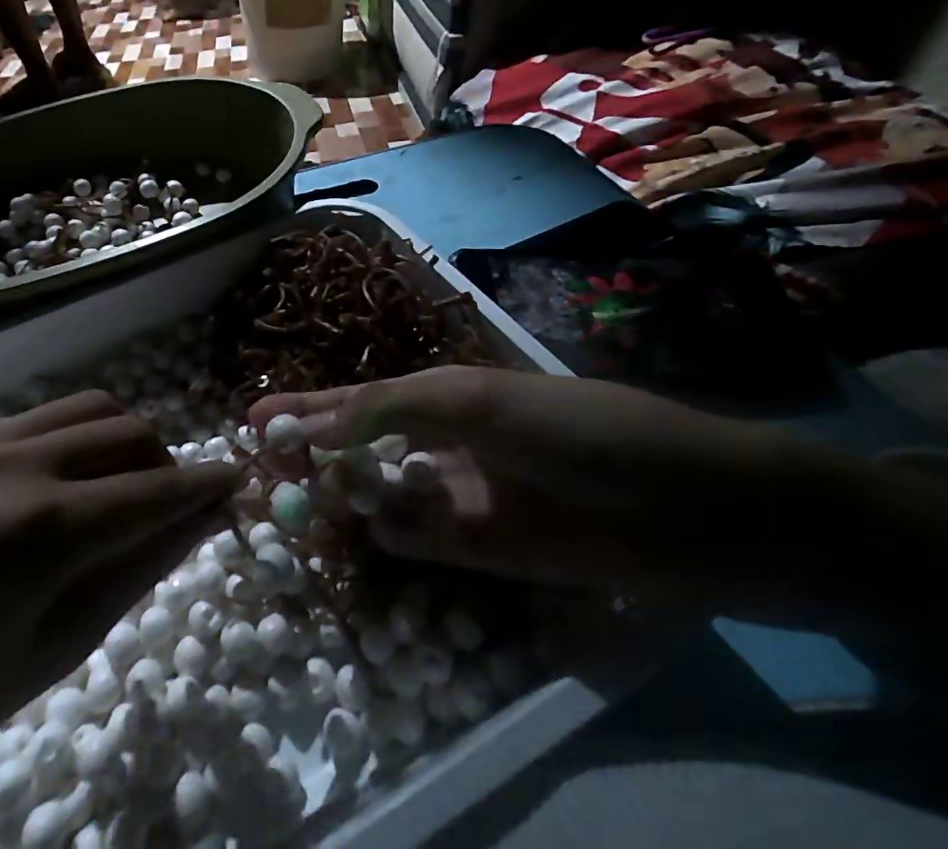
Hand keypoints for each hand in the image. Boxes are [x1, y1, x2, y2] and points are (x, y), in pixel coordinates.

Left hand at [0, 392, 238, 848]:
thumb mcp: (57, 649)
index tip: (240, 481)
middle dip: (165, 459)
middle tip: (170, 504)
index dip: (208, 484)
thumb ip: (140, 567)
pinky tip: (39, 495)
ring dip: (116, 442)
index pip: (154, 490)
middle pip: (124, 427)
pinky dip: (57, 449)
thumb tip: (207, 512)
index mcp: (34, 534)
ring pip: (77, 409)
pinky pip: (21, 424)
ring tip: (111, 491)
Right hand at [249, 368, 947, 681]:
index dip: (309, 405)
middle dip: (315, 452)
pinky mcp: (487, 550)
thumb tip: (322, 429)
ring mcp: (466, 498)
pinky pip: (422, 541)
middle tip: (261, 464)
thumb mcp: (483, 402)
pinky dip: (392, 536)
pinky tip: (368, 529)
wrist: (693, 511)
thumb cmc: (583, 431)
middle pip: (365, 448)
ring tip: (298, 501)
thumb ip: (398, 409)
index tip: (254, 416)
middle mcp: (451, 444)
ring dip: (346, 496)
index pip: (362, 399)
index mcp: (452, 396)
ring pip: (386, 496)